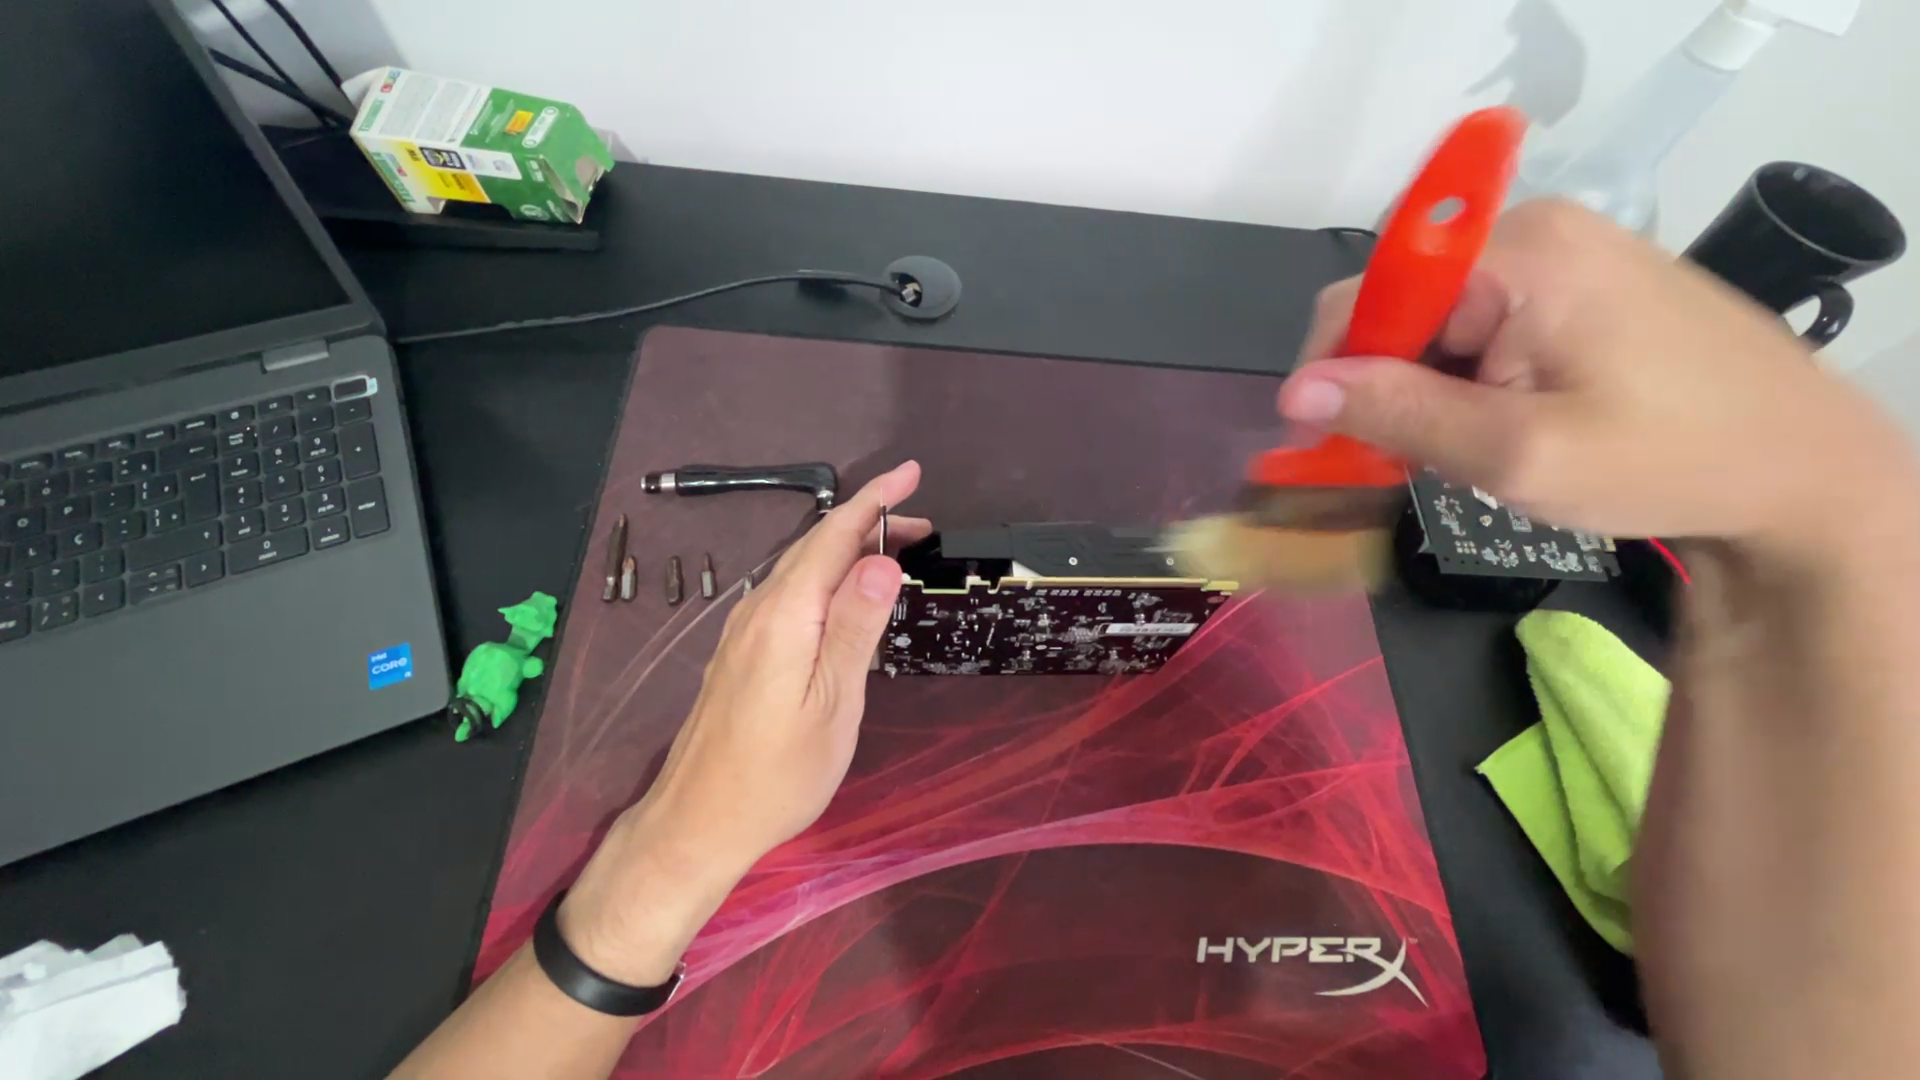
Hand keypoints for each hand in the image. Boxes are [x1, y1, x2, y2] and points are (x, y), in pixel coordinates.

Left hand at [558, 461, 931, 985]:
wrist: (699, 822)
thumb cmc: (778, 772)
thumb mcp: (832, 703)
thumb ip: (855, 628)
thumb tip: (881, 561)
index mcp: (786, 614)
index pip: (833, 535)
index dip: (874, 499)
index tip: (911, 472)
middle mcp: (760, 609)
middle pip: (817, 546)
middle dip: (869, 523)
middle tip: (922, 526)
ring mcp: (746, 630)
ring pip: (802, 568)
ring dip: (849, 551)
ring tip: (894, 554)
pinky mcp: (742, 651)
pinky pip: (791, 593)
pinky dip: (827, 578)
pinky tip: (845, 596)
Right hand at [1277, 199, 1915, 550]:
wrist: (1806, 475)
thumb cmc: (1668, 461)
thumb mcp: (1516, 451)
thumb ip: (1398, 414)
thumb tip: (1293, 392)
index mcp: (1520, 253)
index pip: (1367, 295)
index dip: (1332, 369)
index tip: (1323, 442)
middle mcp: (1533, 232)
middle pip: (1396, 307)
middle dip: (1380, 387)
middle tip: (1401, 460)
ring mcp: (1558, 255)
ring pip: (1428, 323)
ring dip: (1419, 393)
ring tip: (1457, 450)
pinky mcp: (1572, 285)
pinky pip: (1471, 328)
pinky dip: (1455, 384)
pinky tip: (1486, 425)